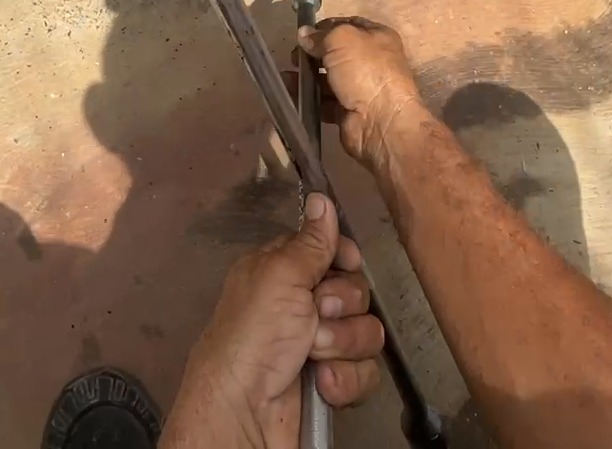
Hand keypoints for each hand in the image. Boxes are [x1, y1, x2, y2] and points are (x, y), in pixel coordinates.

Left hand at [163, 194, 384, 448]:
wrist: (245, 414)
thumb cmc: (255, 333)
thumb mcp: (279, 276)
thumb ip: (311, 241)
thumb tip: (322, 197)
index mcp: (282, 271)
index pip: (328, 249)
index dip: (342, 256)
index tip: (344, 262)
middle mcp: (301, 303)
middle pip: (354, 288)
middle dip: (341, 304)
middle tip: (316, 314)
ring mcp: (319, 345)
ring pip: (366, 330)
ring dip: (342, 343)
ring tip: (313, 355)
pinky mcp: (333, 383)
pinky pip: (366, 372)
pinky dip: (345, 379)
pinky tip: (322, 384)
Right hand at [298, 16, 426, 169]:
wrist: (381, 121)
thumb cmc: (366, 70)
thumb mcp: (341, 40)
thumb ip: (320, 35)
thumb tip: (304, 34)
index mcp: (377, 37)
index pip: (348, 25)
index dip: (325, 27)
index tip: (304, 34)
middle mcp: (370, 61)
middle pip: (335, 52)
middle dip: (312, 53)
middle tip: (294, 58)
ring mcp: (360, 88)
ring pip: (327, 78)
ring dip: (306, 76)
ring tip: (286, 77)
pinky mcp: (348, 111)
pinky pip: (323, 101)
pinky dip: (308, 98)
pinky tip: (292, 94)